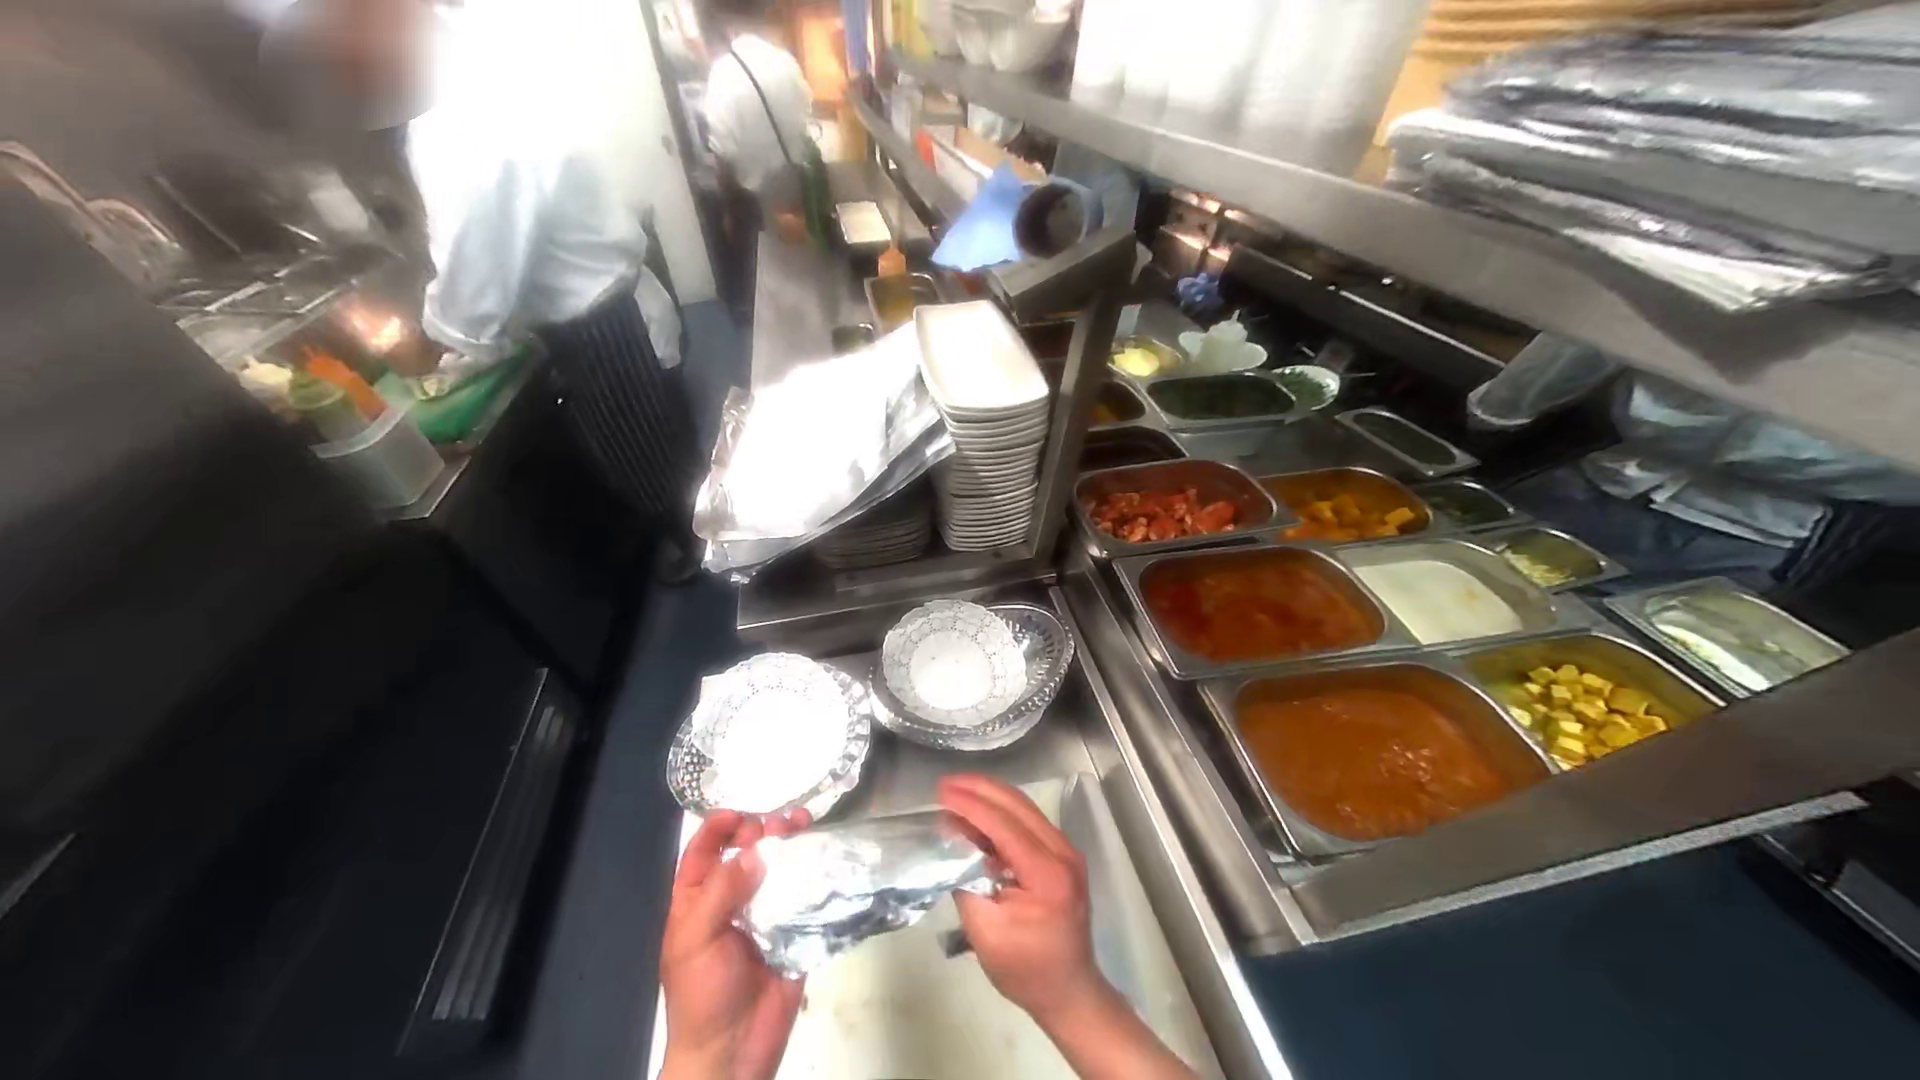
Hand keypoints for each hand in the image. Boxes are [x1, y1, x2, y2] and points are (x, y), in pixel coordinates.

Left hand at [659, 808, 810, 1079]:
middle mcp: (732, 899)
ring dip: (790, 841)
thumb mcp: (696, 939)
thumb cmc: (702, 993)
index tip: (739, 813)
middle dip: (760, 829)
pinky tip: (823, 851)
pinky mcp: (795, 926)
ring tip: (801, 823)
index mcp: (698, 900)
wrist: (733, 1049)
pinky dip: (815, 868)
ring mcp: (766, 912)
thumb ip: (722, 891)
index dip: (717, 828)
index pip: (703, 852)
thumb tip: (755, 851)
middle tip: (777, 823)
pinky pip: (806, 891)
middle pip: (746, 851)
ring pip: (779, 865)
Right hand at [937, 775, 1104, 1024]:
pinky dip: (1001, 812)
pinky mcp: (1062, 856)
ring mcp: (1066, 851)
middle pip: (1017, 805)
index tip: (941, 792)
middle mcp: (1063, 852)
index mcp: (1047, 872)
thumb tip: (953, 836)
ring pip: (1024, 808)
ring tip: (957, 792)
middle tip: (945, 784)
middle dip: (980, 788)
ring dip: (990, 796)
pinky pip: (1029, 821)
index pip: (1004, 824)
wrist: (1070, 992)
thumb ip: (966, 878)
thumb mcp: (984, 929)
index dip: (970, 804)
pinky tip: (978, 814)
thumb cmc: (1025, 968)